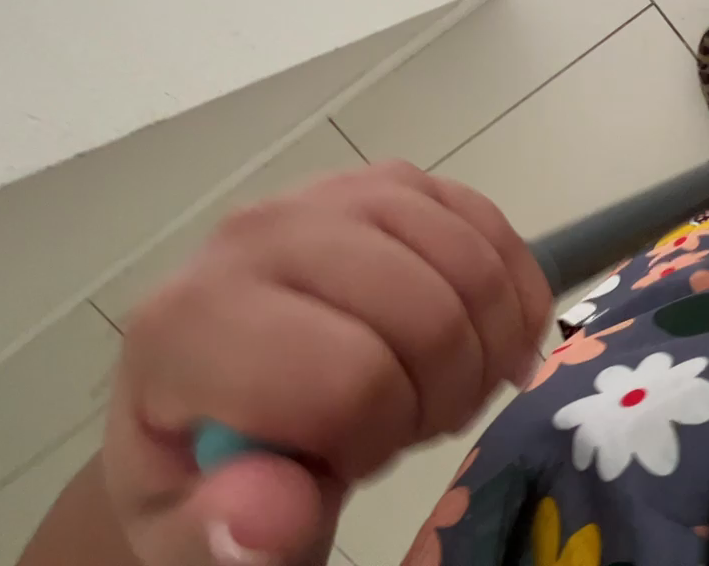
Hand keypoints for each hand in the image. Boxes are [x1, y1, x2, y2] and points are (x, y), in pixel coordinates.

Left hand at [105, 162, 549, 565]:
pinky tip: (497, 340)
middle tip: (420, 425)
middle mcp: (268, 231)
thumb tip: (274, 514)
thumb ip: (220, 536)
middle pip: (429, 317)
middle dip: (448, 392)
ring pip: (474, 268)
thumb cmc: (213, 448)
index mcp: (193, 320)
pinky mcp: (401, 178)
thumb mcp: (189, 530)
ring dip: (488, 346)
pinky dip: (519, 296)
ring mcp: (345, 190)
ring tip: (451, 383)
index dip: (381, 437)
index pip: (350, 381)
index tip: (355, 459)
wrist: (228, 364)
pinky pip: (495, 229)